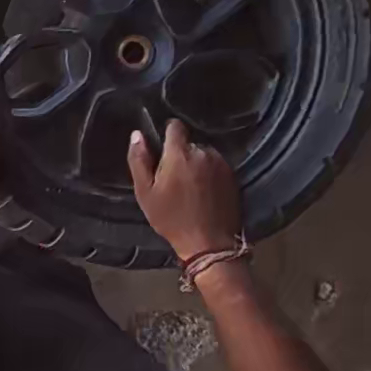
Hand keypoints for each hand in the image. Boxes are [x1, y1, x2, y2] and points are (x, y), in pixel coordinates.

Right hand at [127, 119, 241, 258]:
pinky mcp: (232, 176)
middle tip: (173, 176)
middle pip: (189, 142)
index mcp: (179, 153)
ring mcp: (221, 163)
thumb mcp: (146, 192)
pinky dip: (209, 172)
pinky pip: (216, 165)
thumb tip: (137, 134)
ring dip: (196, 162)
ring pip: (203, 153)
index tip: (161, 149)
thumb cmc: (171, 218)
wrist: (209, 243)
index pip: (175, 126)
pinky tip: (204, 191)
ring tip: (190, 185)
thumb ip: (139, 160)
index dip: (166, 133)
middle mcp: (203, 152)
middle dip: (180, 153)